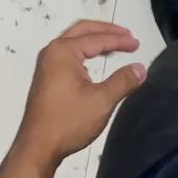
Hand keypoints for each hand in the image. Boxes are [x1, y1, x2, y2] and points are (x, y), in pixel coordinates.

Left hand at [10, 20, 145, 170]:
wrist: (37, 147)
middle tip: (127, 35)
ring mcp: (46, 62)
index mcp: (63, 51)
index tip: (137, 43)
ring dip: (94, 39)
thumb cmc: (68, 122)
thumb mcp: (101, 101)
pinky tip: (95, 59)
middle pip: (82, 30)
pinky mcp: (46, 75)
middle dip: (106, 30)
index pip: (96, 39)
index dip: (119, 40)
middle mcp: (52, 51)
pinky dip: (84, 49)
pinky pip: (68, 52)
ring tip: (115, 43)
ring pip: (74, 40)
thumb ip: (122, 82)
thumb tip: (140, 68)